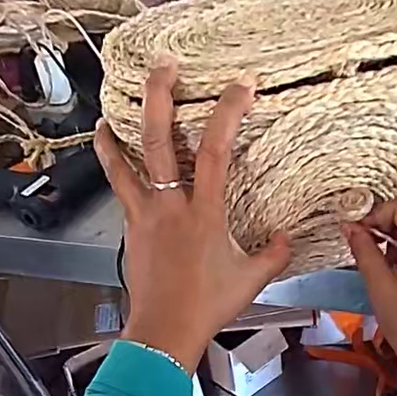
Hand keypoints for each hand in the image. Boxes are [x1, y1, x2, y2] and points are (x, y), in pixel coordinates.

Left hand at [96, 57, 290, 371]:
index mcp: (204, 214)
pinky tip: (113, 159)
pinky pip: (119, 191)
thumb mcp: (250, 280)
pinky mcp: (131, 230)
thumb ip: (272, 255)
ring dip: (117, 131)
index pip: (217, 150)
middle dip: (160, 96)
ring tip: (111, 109)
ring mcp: (144, 217)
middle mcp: (170, 207)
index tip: (242, 85)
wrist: (165, 330)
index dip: (229, 112)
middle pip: (159, 141)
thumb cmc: (206, 305)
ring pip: (123, 164)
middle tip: (165, 66)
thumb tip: (285, 239)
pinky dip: (113, 168)